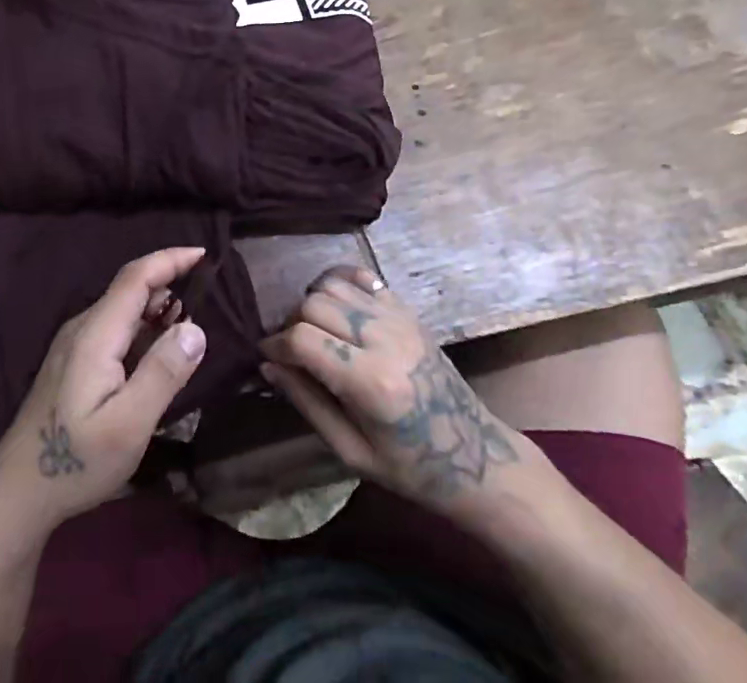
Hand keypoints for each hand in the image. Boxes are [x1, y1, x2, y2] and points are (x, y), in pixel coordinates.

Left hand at [0, 247, 209, 541]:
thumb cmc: (77, 461)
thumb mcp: (129, 424)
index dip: (170, 260)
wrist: (21, 489)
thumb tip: (195, 327)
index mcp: (95, 335)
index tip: (206, 255)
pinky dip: (144, 329)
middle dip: (170, 282)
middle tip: (212, 296)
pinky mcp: (73, 363)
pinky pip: (114, 330)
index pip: (135, 278)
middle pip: (128, 289)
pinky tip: (161, 352)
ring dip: (158, 309)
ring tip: (195, 324)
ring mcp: (74, 345)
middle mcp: (82, 329)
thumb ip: (162, 373)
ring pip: (121, 310)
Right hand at [259, 266, 529, 520]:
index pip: (302, 340)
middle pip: (312, 305)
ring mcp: (401, 321)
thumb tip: (267, 365)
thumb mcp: (350, 450)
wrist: (479, 458)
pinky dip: (338, 285)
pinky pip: (361, 278)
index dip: (275, 345)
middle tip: (293, 351)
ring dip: (312, 305)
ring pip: (332, 287)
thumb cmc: (411, 467)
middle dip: (291, 325)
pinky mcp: (409, 313)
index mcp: (372, 383)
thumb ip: (306, 401)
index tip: (268, 358)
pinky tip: (335, 309)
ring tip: (315, 332)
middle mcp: (386, 341)